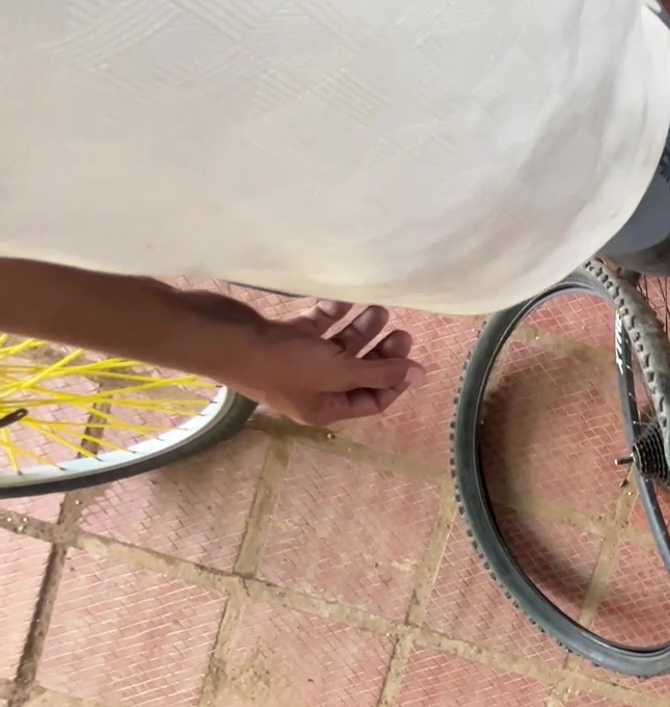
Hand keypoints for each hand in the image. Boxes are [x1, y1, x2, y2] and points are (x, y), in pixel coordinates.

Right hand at [182, 295, 422, 426]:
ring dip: (363, 328)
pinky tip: (344, 300)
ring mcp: (296, 361)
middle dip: (384, 352)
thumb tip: (421, 375)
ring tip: (379, 308)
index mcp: (325, 407)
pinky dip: (333, 314)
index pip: (374, 400)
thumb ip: (382, 373)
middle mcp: (313, 387)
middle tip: (402, 332)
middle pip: (361, 371)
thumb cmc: (278, 361)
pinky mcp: (283, 337)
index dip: (396, 382)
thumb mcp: (339, 372)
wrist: (210, 334)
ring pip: (342, 346)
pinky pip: (318, 327)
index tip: (412, 361)